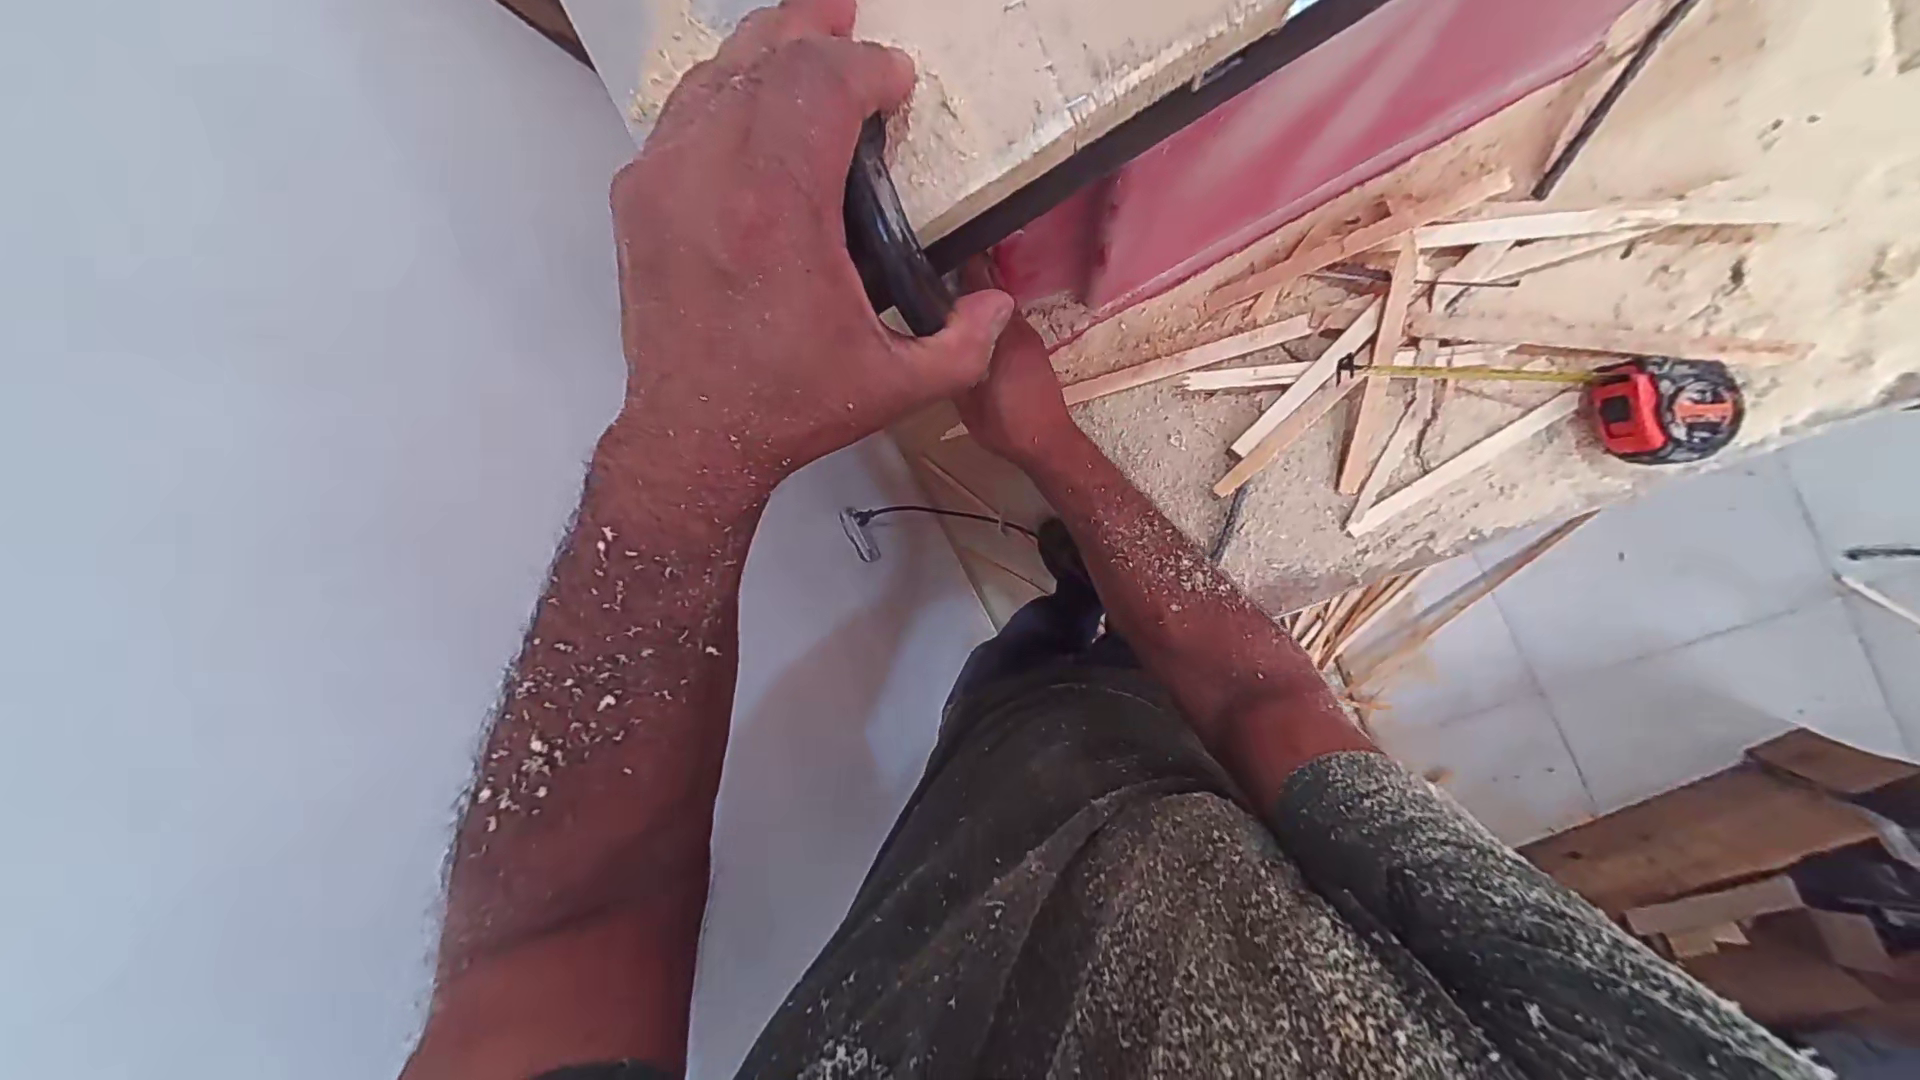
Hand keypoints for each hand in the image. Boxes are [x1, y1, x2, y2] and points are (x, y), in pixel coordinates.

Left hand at [608, 0, 1015, 485]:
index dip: (868, 66)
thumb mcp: (897, 387)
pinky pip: (682, 115)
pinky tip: (752, 111)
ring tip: (803, 46)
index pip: (821, 83)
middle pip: (764, 57)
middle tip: (850, 20)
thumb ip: (964, 346)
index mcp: (778, 210)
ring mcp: (662, 180)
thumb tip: (997, 305)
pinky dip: (724, 97)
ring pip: (714, 74)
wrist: (698, 435)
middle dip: (817, 31)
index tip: (898, 80)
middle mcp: (710, 174)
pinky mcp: (637, 199)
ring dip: (766, 53)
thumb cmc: (792, 409)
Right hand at [953, 266, 1079, 466]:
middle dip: (970, 283)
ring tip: (953, 306)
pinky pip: (1008, 327)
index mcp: (1004, 334)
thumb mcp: (967, 400)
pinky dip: (992, 323)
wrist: (1047, 444)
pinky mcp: (1034, 354)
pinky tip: (973, 335)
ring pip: (1001, 311)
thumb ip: (954, 364)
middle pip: (993, 292)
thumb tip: (939, 342)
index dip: (964, 268)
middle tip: (941, 279)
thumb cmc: (1008, 425)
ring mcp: (1031, 340)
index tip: (944, 256)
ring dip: (981, 305)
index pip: (984, 285)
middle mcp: (1021, 330)